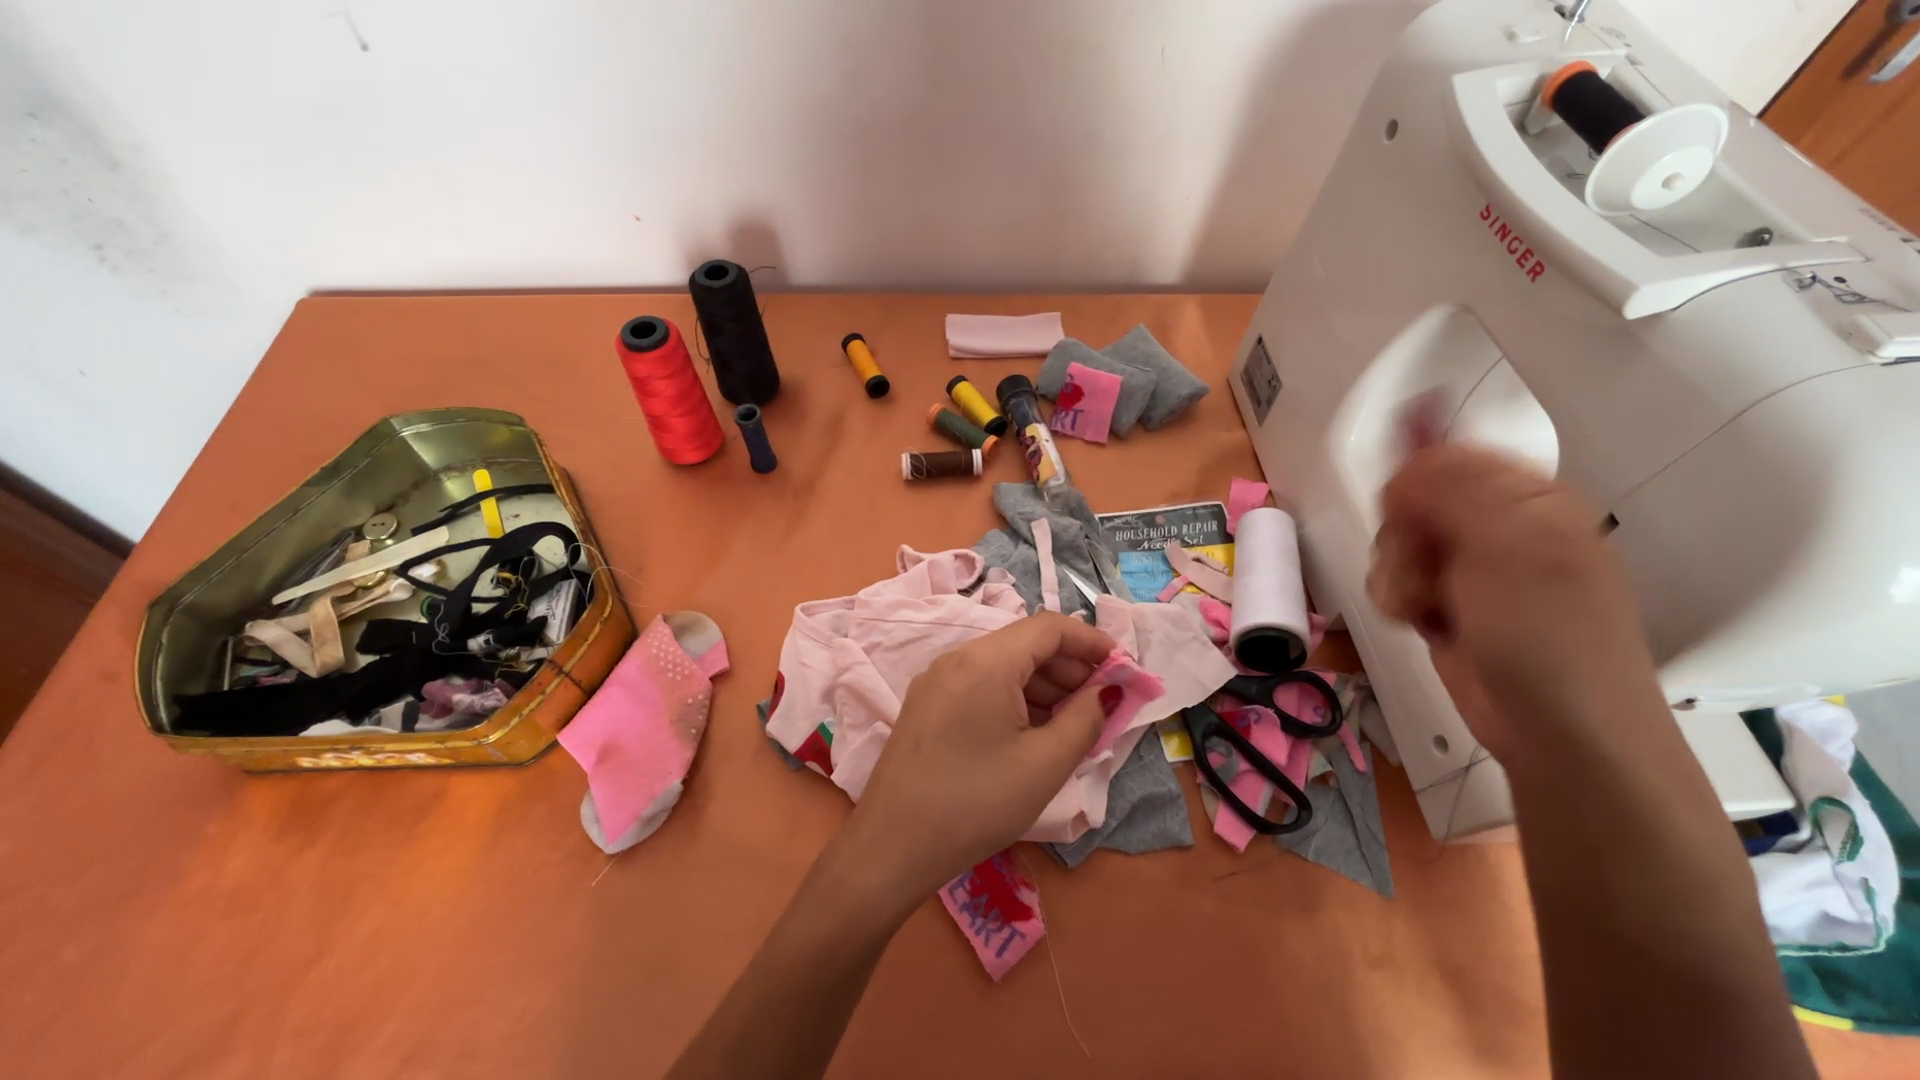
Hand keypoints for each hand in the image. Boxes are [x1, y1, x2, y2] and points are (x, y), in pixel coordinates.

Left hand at [838, 612, 1117, 899]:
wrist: (892, 848)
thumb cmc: (976, 803)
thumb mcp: (1045, 763)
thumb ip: (1086, 718)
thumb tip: (1106, 692)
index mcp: (985, 661)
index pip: (1049, 627)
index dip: (1092, 641)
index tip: (1125, 668)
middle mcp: (957, 659)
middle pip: (1025, 644)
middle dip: (1071, 667)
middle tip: (1105, 703)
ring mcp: (936, 682)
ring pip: (1003, 666)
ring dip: (1045, 685)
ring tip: (1075, 723)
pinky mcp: (927, 708)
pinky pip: (981, 686)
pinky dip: (1015, 699)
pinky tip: (1035, 733)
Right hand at [1367, 444, 1663, 763]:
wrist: (1557, 731)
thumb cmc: (1548, 637)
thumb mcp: (1511, 545)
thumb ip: (1455, 488)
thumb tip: (1404, 463)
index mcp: (1526, 499)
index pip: (1448, 457)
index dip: (1417, 482)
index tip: (1408, 513)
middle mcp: (1495, 528)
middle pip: (1410, 501)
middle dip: (1404, 536)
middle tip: (1429, 567)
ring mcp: (1466, 570)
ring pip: (1395, 543)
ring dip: (1398, 575)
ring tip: (1430, 607)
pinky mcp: (1442, 606)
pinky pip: (1395, 582)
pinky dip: (1398, 602)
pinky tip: (1423, 622)